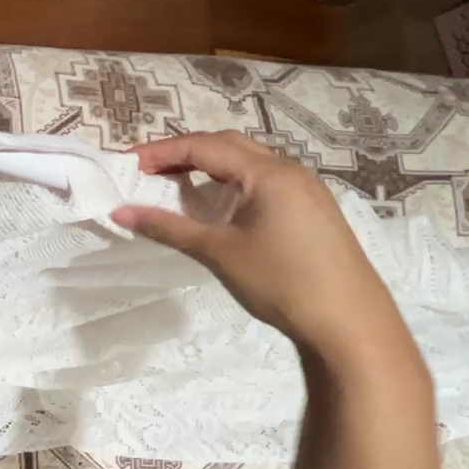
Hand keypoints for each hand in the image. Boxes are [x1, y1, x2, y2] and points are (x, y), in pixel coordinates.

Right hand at [110, 131, 410, 361]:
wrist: (350, 324)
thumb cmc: (281, 281)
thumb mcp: (216, 252)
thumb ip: (167, 227)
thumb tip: (118, 212)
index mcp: (268, 175)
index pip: (204, 146)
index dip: (160, 151)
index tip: (125, 164)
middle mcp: (289, 172)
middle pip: (226, 144)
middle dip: (181, 151)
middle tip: (143, 169)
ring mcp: (303, 190)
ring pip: (245, 160)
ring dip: (204, 164)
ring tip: (169, 182)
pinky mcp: (308, 208)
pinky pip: (259, 179)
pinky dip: (225, 180)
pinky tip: (210, 201)